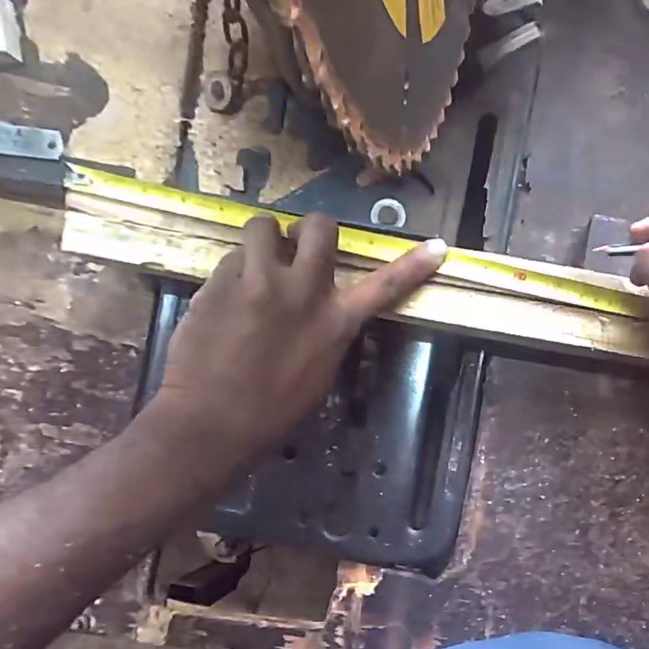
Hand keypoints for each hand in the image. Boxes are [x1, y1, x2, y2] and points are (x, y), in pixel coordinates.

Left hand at [150, 213, 445, 460]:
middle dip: (310, 230)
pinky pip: (231, 257)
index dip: (414, 265)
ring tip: (255, 264)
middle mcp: (303, 292)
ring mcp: (259, 281)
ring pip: (265, 226)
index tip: (436, 246)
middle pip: (320, 226)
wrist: (212, 422)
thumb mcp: (319, 375)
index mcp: (336, 324)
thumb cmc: (272, 413)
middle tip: (298, 246)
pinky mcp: (220, 281)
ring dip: (264, 240)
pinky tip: (225, 299)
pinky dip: (233, 271)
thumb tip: (324, 309)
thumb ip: (327, 333)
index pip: (386, 286)